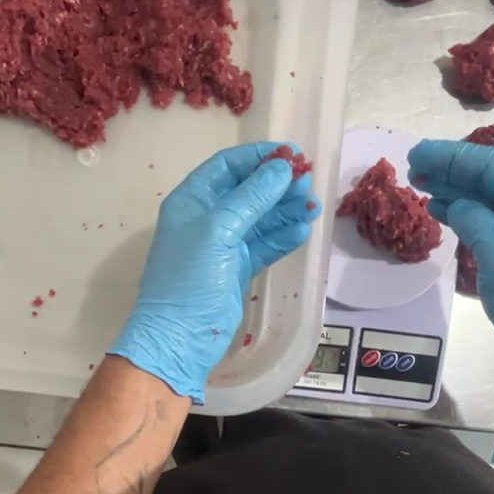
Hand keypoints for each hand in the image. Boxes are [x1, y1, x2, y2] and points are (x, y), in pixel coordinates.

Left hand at [110, 142, 320, 402]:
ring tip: (313, 206)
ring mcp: (223, 245)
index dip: (258, 158)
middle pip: (248, 191)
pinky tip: (303, 229)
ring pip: (260, 218)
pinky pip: (264, 245)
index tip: (292, 154)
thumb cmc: (190, 280)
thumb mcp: (218, 231)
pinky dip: (283, 237)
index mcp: (192, 201)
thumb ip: (251, 199)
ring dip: (286, 210)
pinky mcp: (237, 269)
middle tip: (308, 183)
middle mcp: (207, 219)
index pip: (228, 167)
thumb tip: (282, 169)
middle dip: (277, 185)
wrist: (180, 338)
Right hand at [408, 139, 493, 407]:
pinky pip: (490, 219)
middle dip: (452, 170)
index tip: (417, 153)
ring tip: (421, 184)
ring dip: (455, 189)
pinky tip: (442, 210)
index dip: (452, 157)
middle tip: (413, 165)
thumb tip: (453, 202)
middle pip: (491, 177)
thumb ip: (475, 220)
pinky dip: (465, 213)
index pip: (493, 165)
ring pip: (488, 198)